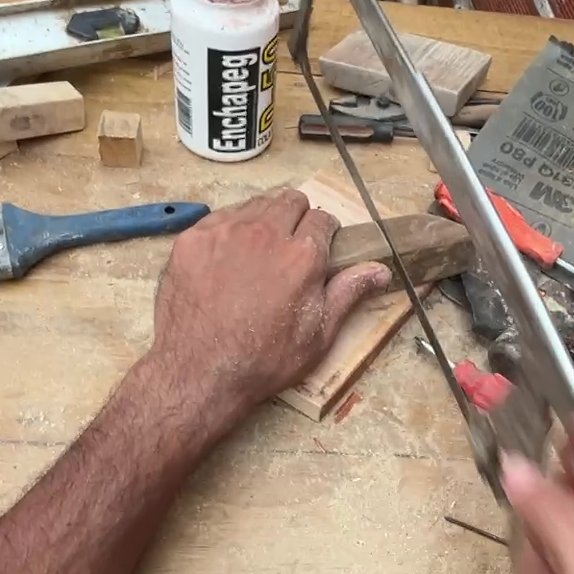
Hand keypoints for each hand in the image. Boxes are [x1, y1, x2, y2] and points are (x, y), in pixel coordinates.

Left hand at [150, 188, 388, 414]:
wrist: (201, 373)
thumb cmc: (264, 360)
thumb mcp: (318, 335)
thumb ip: (349, 293)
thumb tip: (381, 270)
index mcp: (302, 255)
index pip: (323, 218)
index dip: (324, 234)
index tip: (318, 250)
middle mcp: (265, 233)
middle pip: (291, 200)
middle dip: (296, 219)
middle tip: (289, 250)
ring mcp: (224, 231)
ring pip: (255, 204)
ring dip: (263, 221)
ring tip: (257, 255)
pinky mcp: (192, 239)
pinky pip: (219, 218)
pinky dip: (229, 231)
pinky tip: (226, 261)